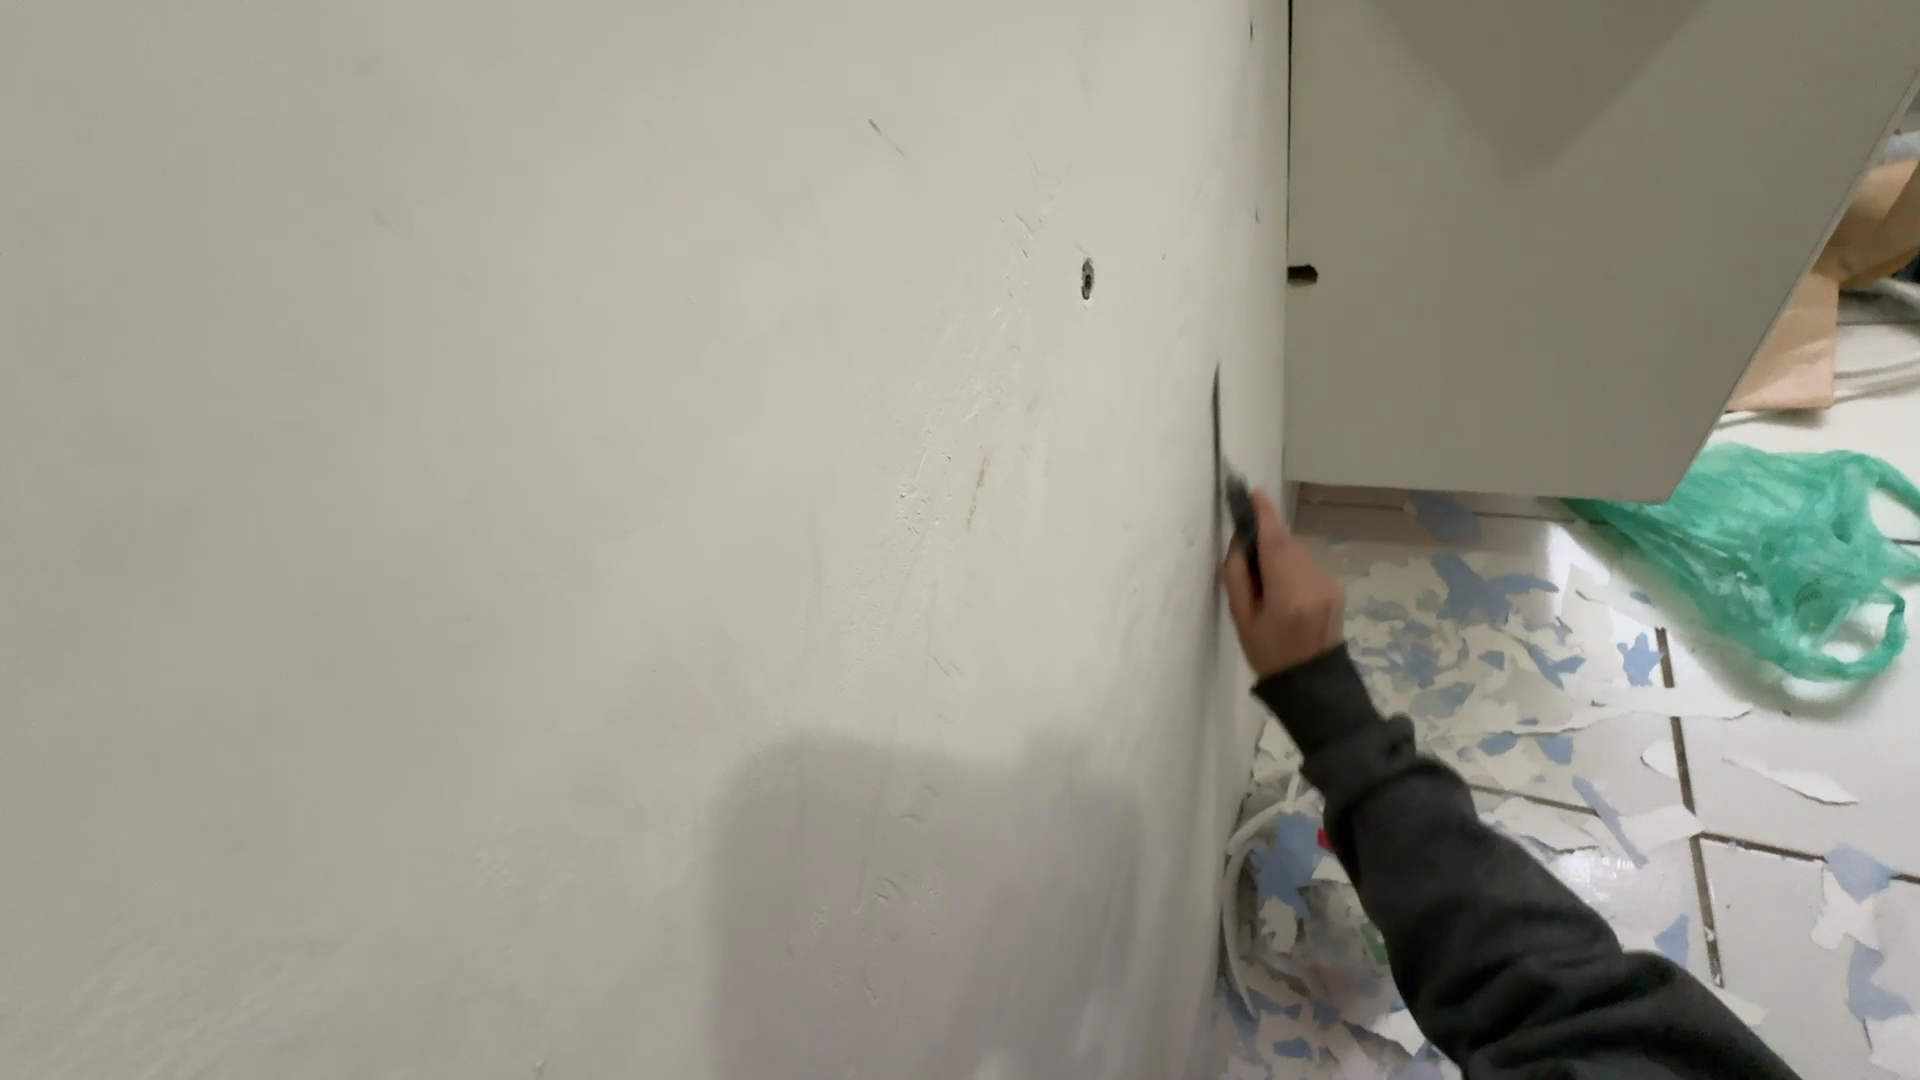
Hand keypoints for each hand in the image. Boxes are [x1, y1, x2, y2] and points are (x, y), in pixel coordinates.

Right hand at [1220, 488, 1345, 677]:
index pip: (1275, 542)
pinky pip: (1306, 565)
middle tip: (1245, 542)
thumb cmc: (1268, 654)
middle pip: (1286, 544)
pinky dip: (1290, 566)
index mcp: (1287, 594)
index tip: (1254, 493)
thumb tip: (1240, 542)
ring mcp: (1328, 585)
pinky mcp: (1335, 588)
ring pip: (1297, 553)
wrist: (1312, 682)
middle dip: (1266, 535)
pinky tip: (1280, 586)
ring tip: (1262, 576)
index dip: (1264, 514)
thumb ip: (1237, 577)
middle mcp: (1313, 584)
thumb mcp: (1241, 619)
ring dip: (1278, 553)